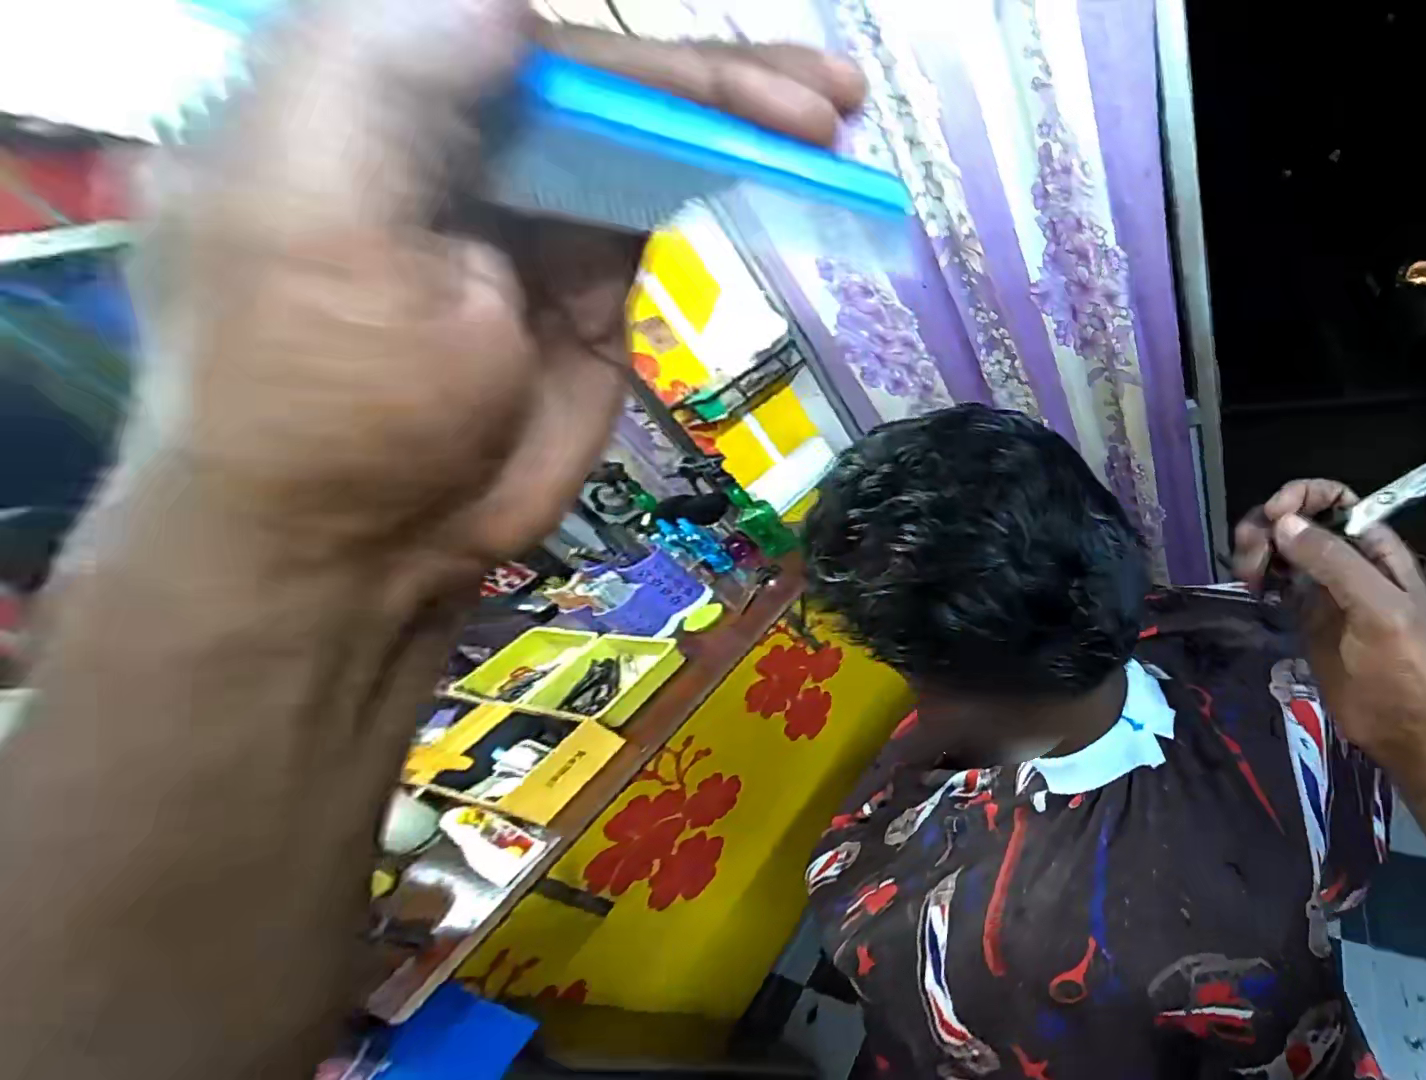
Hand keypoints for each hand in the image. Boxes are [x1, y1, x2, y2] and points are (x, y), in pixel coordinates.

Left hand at [125, 0, 863, 590]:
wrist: (373, 540)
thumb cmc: (324, 394)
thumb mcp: (313, 222)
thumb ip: (388, 79)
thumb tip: (519, 3)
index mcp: (393, 105)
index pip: (559, 59)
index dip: (678, 71)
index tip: (781, 93)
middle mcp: (479, 154)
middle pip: (625, 101)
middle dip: (735, 93)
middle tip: (840, 101)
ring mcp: (549, 235)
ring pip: (655, 163)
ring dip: (740, 144)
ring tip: (830, 140)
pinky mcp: (595, 303)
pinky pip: (662, 233)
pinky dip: (719, 208)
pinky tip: (771, 192)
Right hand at [1235, 481, 1425, 774]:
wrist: (1403, 732)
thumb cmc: (1404, 669)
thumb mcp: (1377, 610)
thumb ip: (1333, 563)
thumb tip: (1281, 523)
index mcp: (1375, 551)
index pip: (1336, 500)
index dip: (1302, 497)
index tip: (1273, 516)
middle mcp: (1347, 561)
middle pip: (1298, 521)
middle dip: (1268, 526)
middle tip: (1250, 554)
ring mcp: (1322, 588)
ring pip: (1280, 549)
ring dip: (1256, 550)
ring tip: (1247, 575)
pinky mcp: (1302, 613)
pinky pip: (1274, 579)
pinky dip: (1257, 575)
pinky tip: (1253, 589)